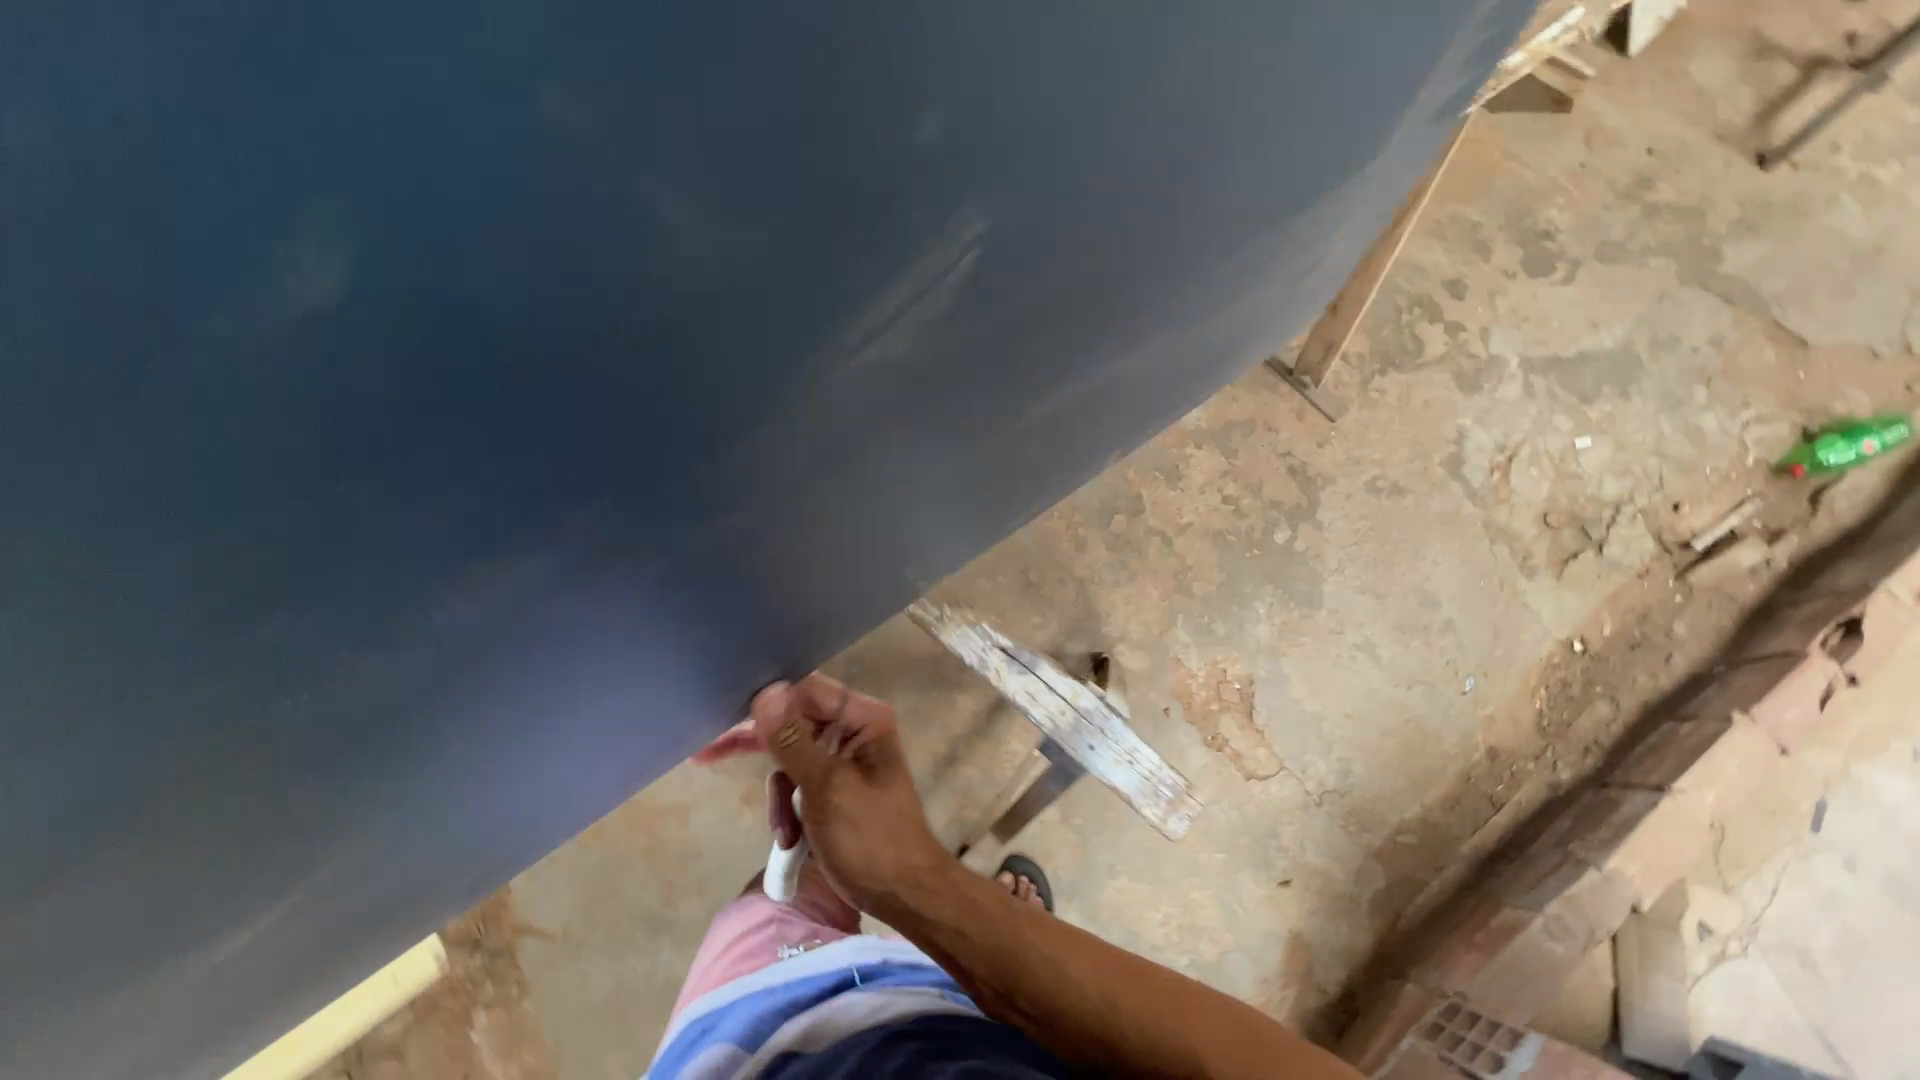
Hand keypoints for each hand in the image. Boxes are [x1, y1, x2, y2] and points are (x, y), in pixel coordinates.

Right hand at [746, 674, 950, 911]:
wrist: (900, 895)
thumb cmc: (870, 838)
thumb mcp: (826, 787)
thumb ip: (792, 739)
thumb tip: (766, 691)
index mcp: (864, 719)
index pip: (807, 691)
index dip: (770, 703)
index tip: (727, 718)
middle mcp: (854, 731)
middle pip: (793, 723)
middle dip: (762, 749)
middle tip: (708, 753)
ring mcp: (843, 762)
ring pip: (789, 758)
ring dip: (780, 795)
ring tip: (785, 829)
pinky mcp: (832, 790)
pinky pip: (796, 785)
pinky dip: (788, 810)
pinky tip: (789, 839)